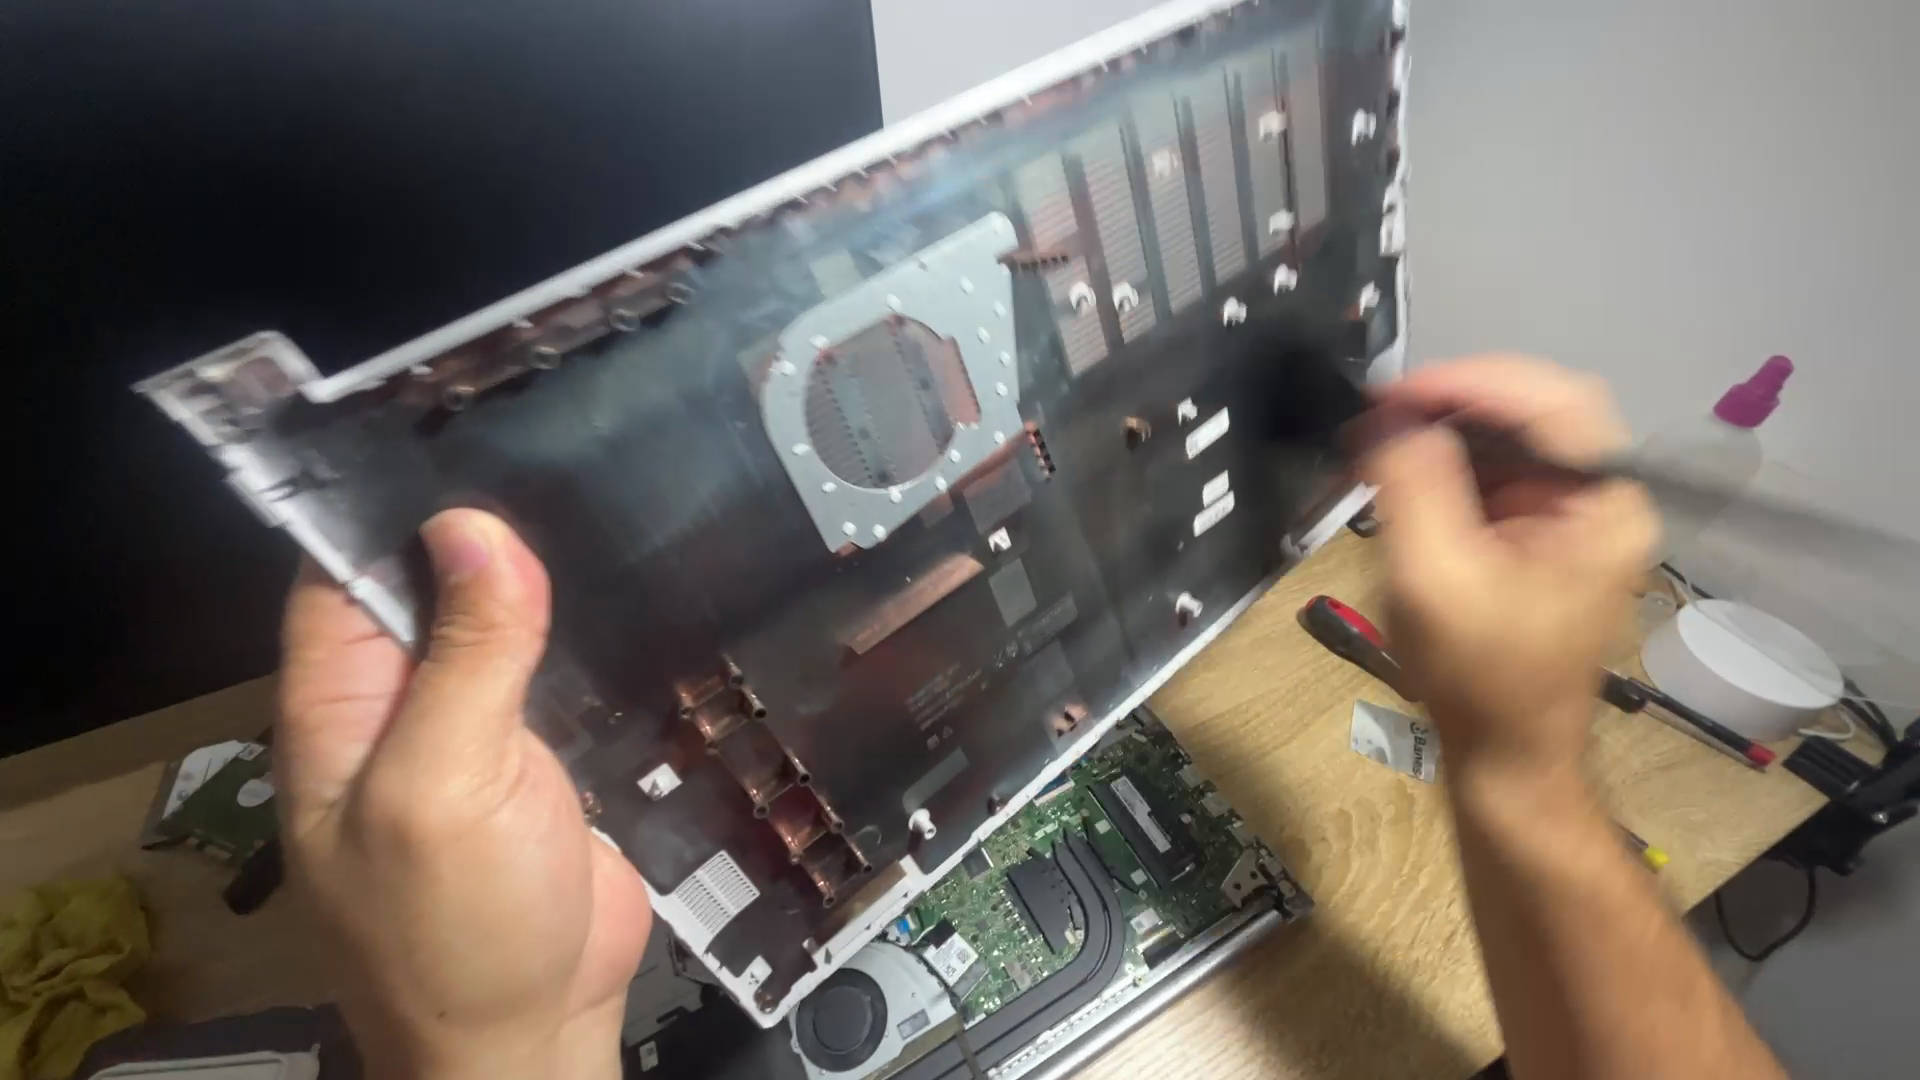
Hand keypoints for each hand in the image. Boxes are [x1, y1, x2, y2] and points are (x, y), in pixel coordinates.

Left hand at [276, 509, 650, 1079]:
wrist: (537, 1017)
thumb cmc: (459, 919)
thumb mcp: (444, 783)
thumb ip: (466, 658)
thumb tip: (474, 528)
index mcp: (346, 708)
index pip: (345, 578)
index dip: (392, 511)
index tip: (468, 437)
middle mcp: (410, 707)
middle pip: (438, 594)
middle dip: (491, 534)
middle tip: (571, 460)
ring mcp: (487, 729)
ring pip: (510, 629)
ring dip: (550, 581)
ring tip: (617, 509)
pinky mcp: (553, 751)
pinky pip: (564, 673)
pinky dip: (593, 633)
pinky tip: (643, 596)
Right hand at [1361, 358, 1658, 775]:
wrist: (1504, 746)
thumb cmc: (1476, 673)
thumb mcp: (1434, 577)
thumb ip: (1414, 489)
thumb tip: (1389, 422)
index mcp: (1600, 507)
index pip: (1552, 403)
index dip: (1471, 382)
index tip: (1393, 395)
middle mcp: (1597, 500)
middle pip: (1530, 414)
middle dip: (1448, 405)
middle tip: (1375, 416)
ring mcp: (1566, 518)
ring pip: (1504, 442)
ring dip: (1437, 434)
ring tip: (1374, 443)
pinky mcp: (1532, 535)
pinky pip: (1488, 477)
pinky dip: (1437, 466)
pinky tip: (1394, 475)